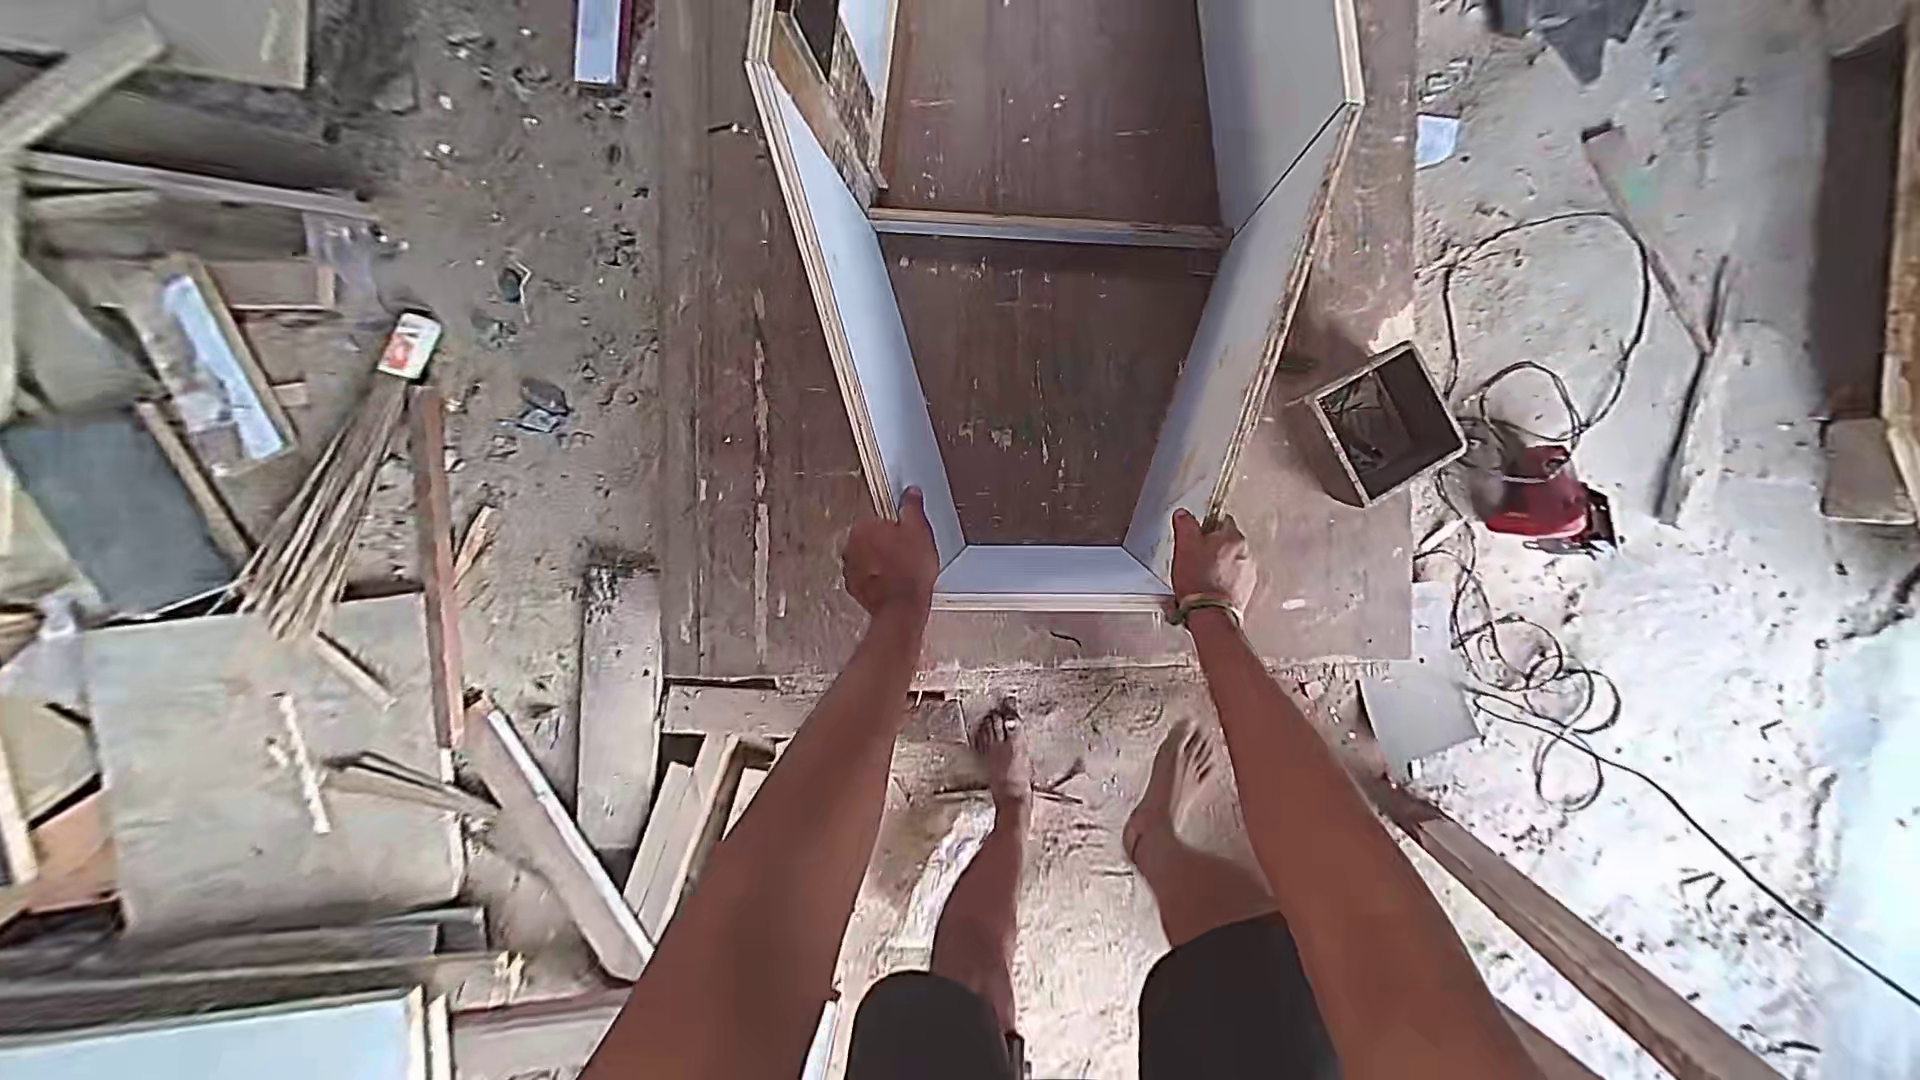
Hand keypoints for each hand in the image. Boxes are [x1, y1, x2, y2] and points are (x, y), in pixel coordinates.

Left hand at [842, 487, 939, 619]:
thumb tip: (911, 493)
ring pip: (867, 558)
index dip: (895, 525)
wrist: (902, 607)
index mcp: (863, 526)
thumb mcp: (920, 530)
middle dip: (886, 543)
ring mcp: (851, 569)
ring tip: (902, 569)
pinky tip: (894, 582)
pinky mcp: (855, 588)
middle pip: (870, 537)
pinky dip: (877, 578)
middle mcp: (851, 546)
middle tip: (907, 552)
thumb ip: (912, 506)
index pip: (877, 517)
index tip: (906, 533)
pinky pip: (866, 577)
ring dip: (880, 561)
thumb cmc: (909, 572)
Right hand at [1170, 508, 1256, 610]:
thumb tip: (1184, 514)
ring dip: (1219, 564)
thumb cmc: (1199, 580)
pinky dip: (1223, 580)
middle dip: (1213, 546)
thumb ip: (1185, 524)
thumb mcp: (1184, 545)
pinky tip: (1209, 586)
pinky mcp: (1245, 589)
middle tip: (1194, 556)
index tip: (1197, 533)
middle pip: (1227, 541)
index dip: (1207, 526)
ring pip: (1231, 560)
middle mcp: (1245, 552)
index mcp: (1232, 537)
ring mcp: (1247, 572)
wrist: (1210, 613)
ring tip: (1200, 575)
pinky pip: (1233, 578)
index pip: (1222, 520)